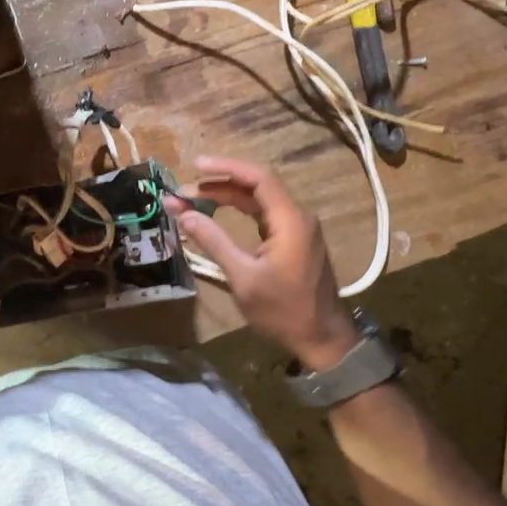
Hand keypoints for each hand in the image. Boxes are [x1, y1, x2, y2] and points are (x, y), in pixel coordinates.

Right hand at [163, 156, 360, 369]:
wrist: (323, 339)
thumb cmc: (283, 311)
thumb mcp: (243, 277)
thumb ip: (214, 241)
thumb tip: (183, 214)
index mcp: (290, 221)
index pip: (258, 178)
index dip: (226, 167)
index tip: (195, 166)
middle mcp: (298, 216)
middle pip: (258, 184)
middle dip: (220, 182)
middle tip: (186, 188)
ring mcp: (298, 227)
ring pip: (259, 198)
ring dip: (227, 194)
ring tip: (194, 197)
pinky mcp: (294, 239)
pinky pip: (264, 213)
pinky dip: (239, 209)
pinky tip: (217, 210)